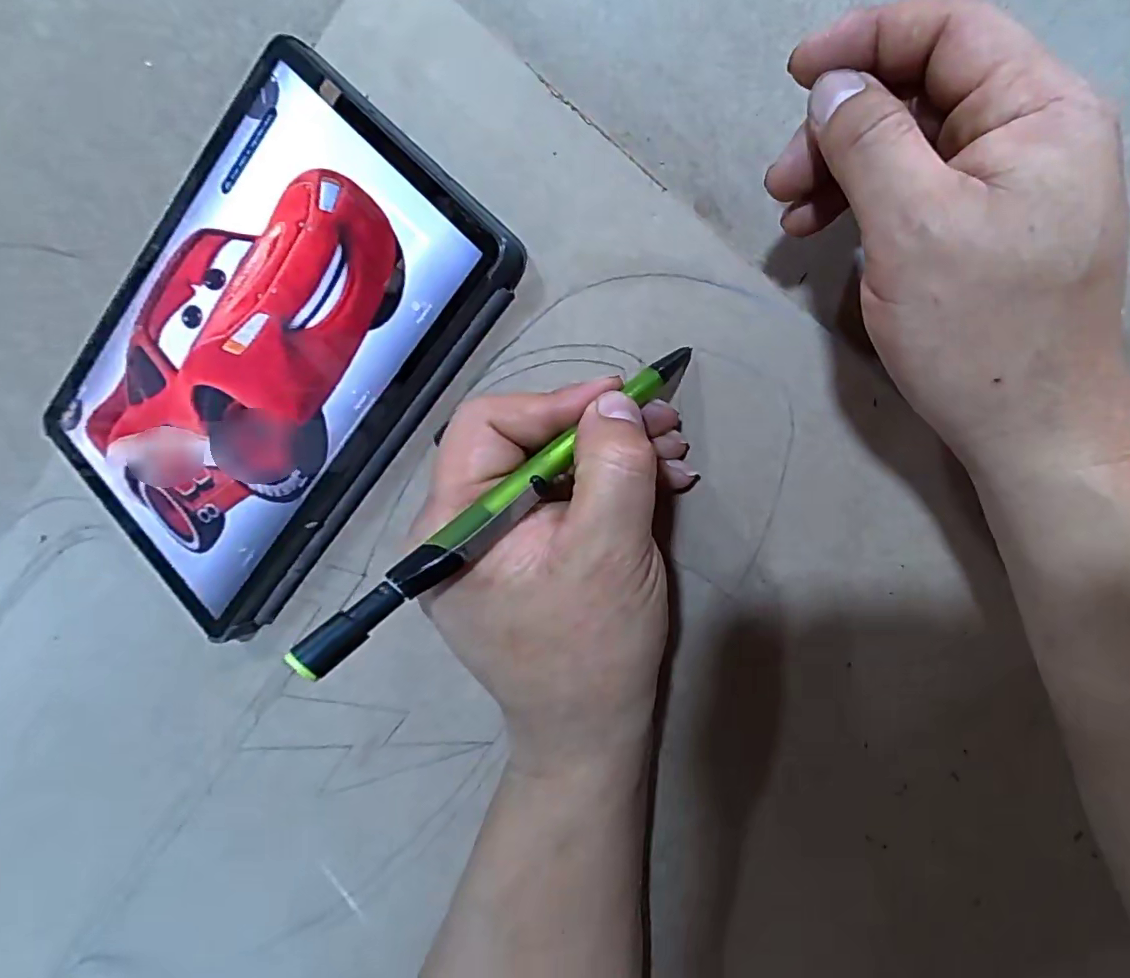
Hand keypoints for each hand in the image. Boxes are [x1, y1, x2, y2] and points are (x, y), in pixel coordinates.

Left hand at [414, 377, 696, 777]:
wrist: (594, 729)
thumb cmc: (594, 648)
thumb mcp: (610, 550)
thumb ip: (614, 467)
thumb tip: (615, 402)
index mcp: (455, 522)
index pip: (489, 424)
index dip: (558, 402)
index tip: (622, 401)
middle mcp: (466, 522)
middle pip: (529, 440)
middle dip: (602, 428)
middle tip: (665, 423)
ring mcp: (501, 537)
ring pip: (558, 464)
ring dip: (620, 451)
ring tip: (675, 451)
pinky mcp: (534, 548)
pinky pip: (571, 494)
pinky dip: (618, 482)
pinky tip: (663, 479)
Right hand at [765, 0, 1129, 476]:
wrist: (1035, 436)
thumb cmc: (981, 334)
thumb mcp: (912, 226)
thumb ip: (867, 138)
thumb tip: (832, 86)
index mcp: (1043, 110)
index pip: (949, 30)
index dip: (865, 38)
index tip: (796, 74)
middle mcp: (1039, 135)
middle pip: (924, 91)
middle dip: (843, 126)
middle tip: (781, 179)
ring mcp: (1016, 188)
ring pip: (915, 146)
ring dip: (846, 170)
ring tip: (790, 214)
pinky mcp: (993, 232)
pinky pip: (924, 193)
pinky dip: (871, 205)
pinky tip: (826, 231)